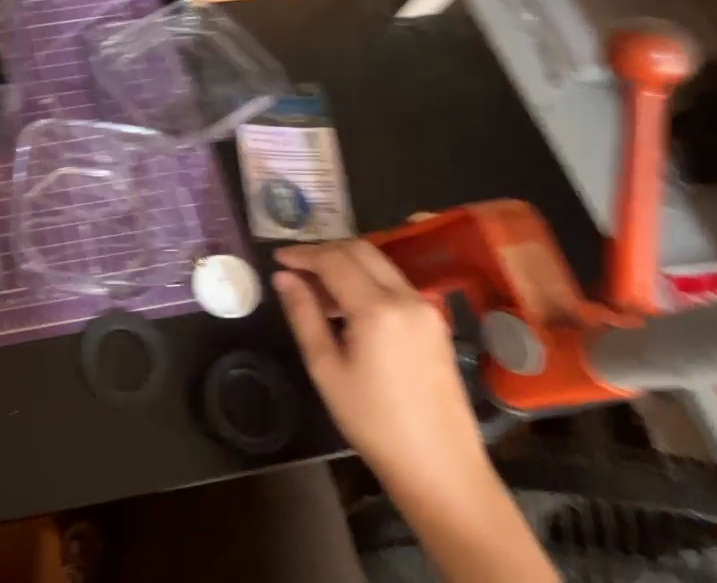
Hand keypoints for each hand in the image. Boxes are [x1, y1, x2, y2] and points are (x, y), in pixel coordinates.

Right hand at [272, 241, 490, 497]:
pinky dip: (367, 282)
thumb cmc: (373, 421)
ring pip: (380, 265)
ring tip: (316, 290)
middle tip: (295, 268)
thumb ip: (303, 315)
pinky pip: (395, 285)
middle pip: (361, 251)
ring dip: (346, 265)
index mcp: (378, 309)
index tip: (277, 259)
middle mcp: (407, 298)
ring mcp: (427, 309)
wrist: (440, 465)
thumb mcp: (326, 368)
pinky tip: (347, 308)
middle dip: (325, 251)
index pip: (334, 260)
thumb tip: (284, 278)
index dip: (302, 254)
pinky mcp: (436, 324)